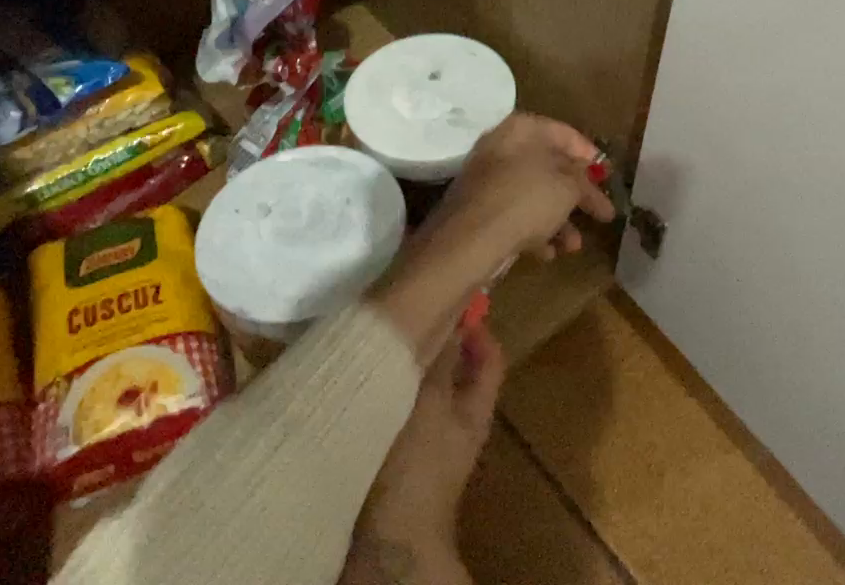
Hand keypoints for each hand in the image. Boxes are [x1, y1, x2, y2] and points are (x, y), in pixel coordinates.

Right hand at [340, 324, 504, 584]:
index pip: (488, 359)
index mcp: (473, 410)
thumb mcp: (432, 406)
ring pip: (417, 391)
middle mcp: (452, 423)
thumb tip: (454, 318)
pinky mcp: (391, 457)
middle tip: (407, 315)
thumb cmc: (416, 469)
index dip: (478, 329)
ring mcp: (422, 443)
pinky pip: (390, 412)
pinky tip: (356, 382)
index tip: (455, 300)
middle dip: (433, 344)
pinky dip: (379, 394)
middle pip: (451, 373)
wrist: (385, 545)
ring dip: (402, 369)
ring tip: (376, 341)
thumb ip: (441, 363)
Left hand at [375, 113, 614, 363]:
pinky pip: (516, 215)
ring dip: (560, 220)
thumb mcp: (568, 186)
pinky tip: (549, 253)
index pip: (565, 133)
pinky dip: (535, 231)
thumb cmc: (526, 200)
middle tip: (603, 213)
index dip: (590, 154)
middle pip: (550, 168)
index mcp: (522, 130)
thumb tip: (584, 177)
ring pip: (534, 195)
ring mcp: (489, 180)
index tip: (608, 174)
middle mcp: (503, 148)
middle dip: (578, 195)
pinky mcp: (481, 210)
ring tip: (575, 246)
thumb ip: (582, 178)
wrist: (471, 239)